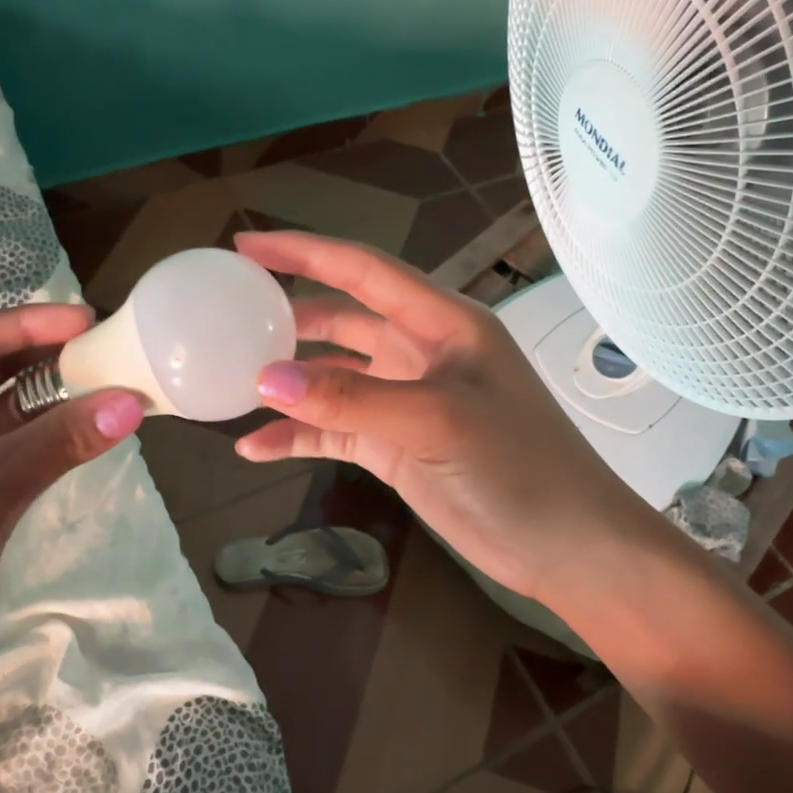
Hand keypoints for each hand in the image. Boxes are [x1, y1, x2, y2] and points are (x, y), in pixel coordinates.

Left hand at [0, 305, 144, 712]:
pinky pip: (15, 456)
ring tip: (115, 384)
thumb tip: (130, 404)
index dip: (27, 325)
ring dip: (55, 402)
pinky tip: (94, 431)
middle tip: (111, 349)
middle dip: (46, 358)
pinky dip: (52, 442)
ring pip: (5, 416)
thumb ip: (55, 444)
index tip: (88, 319)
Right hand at [232, 231, 660, 601]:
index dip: (304, 252)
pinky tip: (254, 448)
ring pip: (333, 378)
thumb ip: (352, 399)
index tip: (244, 246)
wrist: (566, 546)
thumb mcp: (436, 422)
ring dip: (287, 383)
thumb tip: (266, 380)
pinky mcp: (397, 447)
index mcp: (443, 323)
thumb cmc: (519, 467)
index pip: (364, 270)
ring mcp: (406, 402)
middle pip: (343, 320)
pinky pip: (336, 431)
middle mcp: (421, 353)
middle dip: (288, 315)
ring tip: (228, 383)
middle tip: (226, 315)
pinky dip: (298, 437)